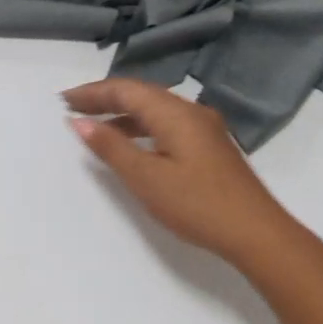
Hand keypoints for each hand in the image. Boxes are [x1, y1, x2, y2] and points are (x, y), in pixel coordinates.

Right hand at [65, 78, 290, 260]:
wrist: (258, 234)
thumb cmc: (197, 205)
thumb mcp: (146, 178)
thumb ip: (111, 147)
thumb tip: (80, 122)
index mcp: (175, 113)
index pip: (126, 90)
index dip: (93, 92)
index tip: (64, 100)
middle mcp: (191, 111)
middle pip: (142, 94)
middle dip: (106, 98)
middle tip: (74, 107)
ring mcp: (204, 128)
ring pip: (156, 109)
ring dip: (124, 113)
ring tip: (95, 126)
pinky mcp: (210, 147)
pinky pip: (167, 124)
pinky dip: (142, 127)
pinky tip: (132, 145)